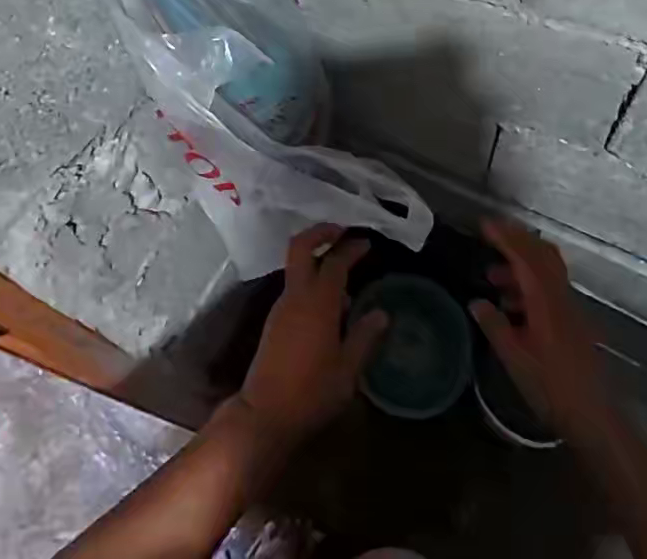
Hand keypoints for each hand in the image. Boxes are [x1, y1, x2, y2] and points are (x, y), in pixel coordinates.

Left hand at [236, 224, 388, 442]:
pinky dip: (312, 281)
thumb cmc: (311, 393)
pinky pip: (295, 287)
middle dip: (320, 233)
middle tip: (342, 231)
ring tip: (345, 273)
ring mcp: (281, 306)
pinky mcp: (275, 320)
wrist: (264, 414)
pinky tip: (331, 304)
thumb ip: (364, 337)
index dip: (352, 249)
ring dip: (317, 259)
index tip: (367, 243)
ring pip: (296, 267)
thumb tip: (382, 313)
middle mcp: (295, 296)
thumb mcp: (347, 370)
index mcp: (317, 303)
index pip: (335, 262)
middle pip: (301, 247)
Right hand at [469, 217, 599, 433]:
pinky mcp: (574, 323)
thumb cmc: (552, 387)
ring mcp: (571, 310)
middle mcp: (561, 298)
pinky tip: (512, 305)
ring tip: (493, 278)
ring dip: (521, 265)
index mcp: (546, 302)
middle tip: (491, 235)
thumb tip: (477, 301)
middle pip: (542, 255)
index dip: (505, 237)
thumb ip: (494, 325)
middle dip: (517, 239)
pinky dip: (530, 284)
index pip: (525, 257)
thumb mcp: (514, 358)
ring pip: (547, 271)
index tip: (484, 224)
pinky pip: (550, 288)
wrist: (596, 418)